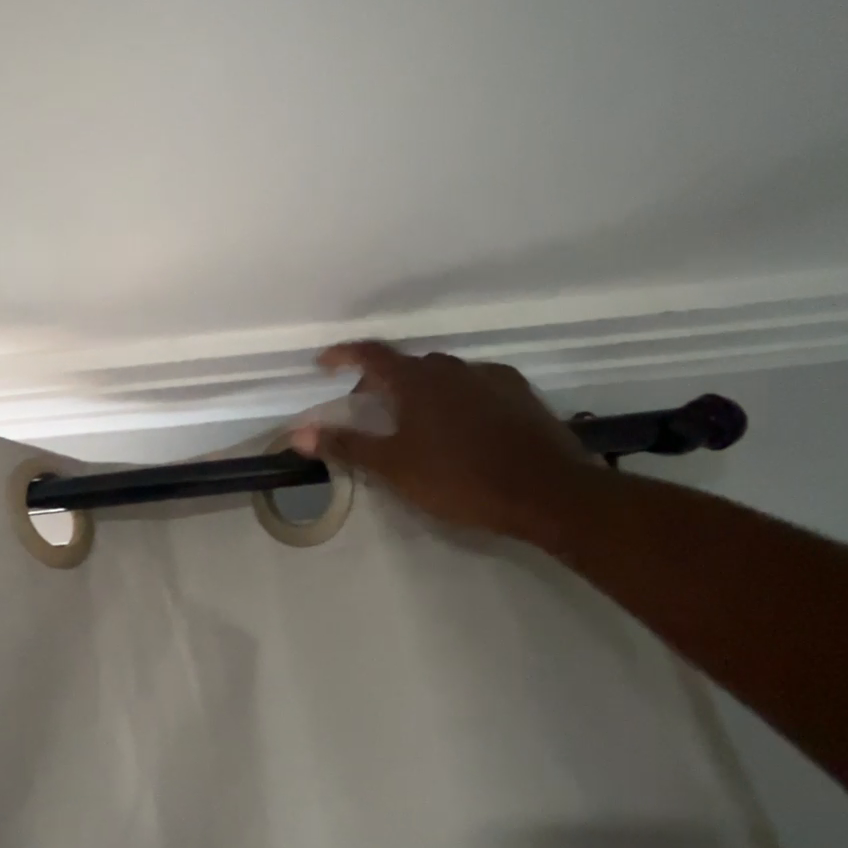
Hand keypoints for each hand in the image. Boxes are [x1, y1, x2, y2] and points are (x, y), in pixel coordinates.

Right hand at [288, 342, 599, 540]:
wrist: (549, 493)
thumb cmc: (459, 479)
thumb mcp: (393, 468)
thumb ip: (346, 446)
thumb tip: (298, 433)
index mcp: (416, 381)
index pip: (369, 354)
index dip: (342, 355)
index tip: (323, 364)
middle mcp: (452, 369)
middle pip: (406, 366)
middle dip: (381, 382)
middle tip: (369, 411)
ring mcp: (492, 378)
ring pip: (444, 376)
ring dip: (421, 391)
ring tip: (415, 423)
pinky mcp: (522, 395)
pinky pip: (477, 387)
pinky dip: (457, 399)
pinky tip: (461, 428)